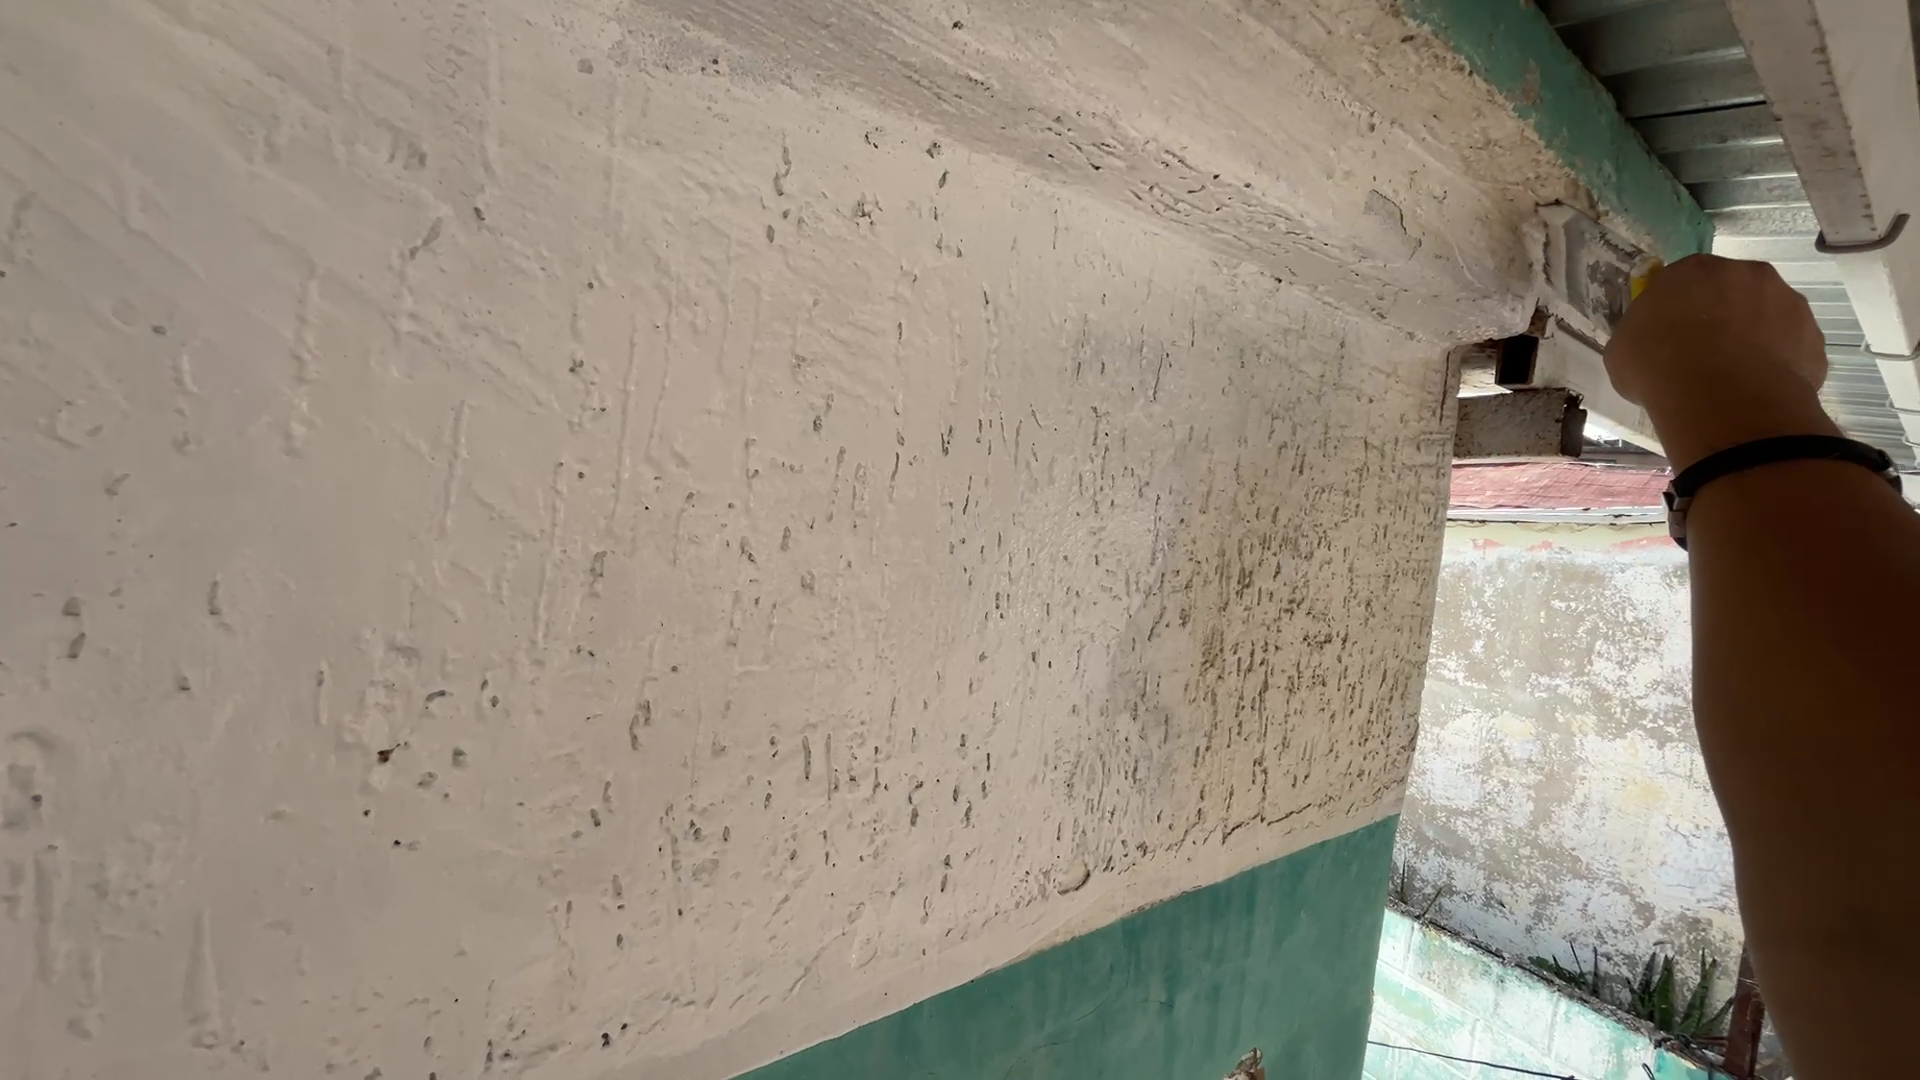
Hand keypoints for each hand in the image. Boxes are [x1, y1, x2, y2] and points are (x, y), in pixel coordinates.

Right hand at [1603, 254, 1837, 468]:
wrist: (1721, 396)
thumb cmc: (1655, 365)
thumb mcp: (1622, 347)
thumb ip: (1642, 329)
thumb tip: (1655, 333)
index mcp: (1692, 271)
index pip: (1680, 278)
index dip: (1671, 304)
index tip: (1662, 328)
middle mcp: (1747, 273)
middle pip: (1728, 288)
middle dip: (1715, 312)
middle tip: (1693, 348)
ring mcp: (1788, 300)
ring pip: (1763, 313)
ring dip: (1746, 334)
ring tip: (1722, 371)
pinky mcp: (1812, 332)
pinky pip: (1785, 342)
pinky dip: (1769, 358)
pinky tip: (1746, 383)